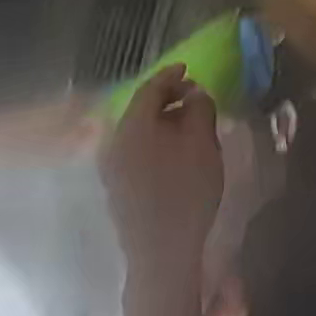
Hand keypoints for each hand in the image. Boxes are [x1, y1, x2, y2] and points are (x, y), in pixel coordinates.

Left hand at [102, 64, 222, 278]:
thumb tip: (194, 93)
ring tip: (190, 119)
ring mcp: (112, 166)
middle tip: (195, 94)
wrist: (162, 247)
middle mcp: (114, 142)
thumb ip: (200, 108)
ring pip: (137, 129)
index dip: (170, 75)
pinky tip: (176, 146)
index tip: (190, 68)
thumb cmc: (187, 186)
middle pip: (139, 109)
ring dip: (162, 119)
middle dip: (167, 97)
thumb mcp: (203, 140)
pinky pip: (136, 147)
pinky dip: (156, 137)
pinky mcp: (118, 185)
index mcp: (133, 127)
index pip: (149, 89)